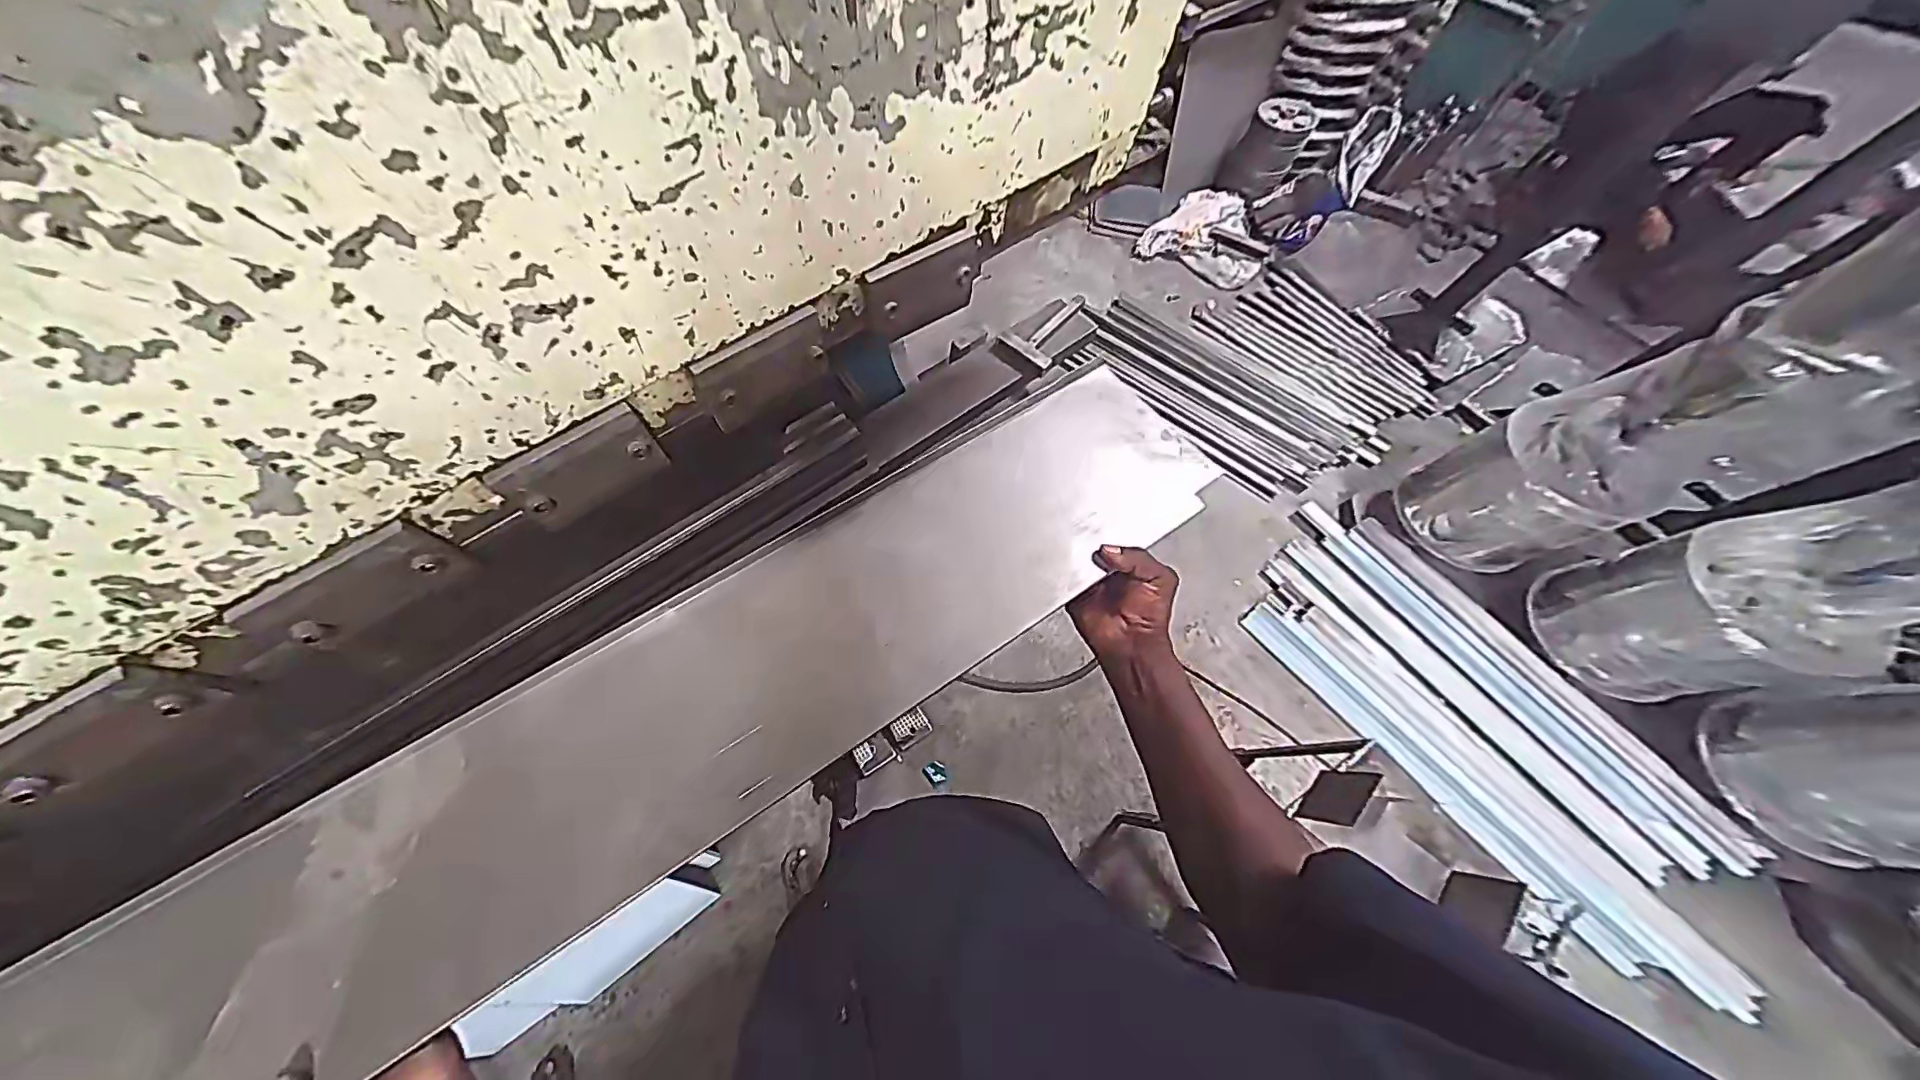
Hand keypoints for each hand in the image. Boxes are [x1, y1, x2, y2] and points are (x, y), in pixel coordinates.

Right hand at [1068, 546, 1177, 663]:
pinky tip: (1078, 579)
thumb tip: (1111, 551)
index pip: (1115, 540)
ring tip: (1091, 571)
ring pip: (1076, 561)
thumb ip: (1140, 559)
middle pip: (1092, 548)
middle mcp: (1107, 570)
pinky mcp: (1073, 593)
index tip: (1108, 540)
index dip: (1111, 537)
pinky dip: (1066, 577)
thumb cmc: (1150, 617)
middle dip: (1092, 547)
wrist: (1132, 645)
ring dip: (1079, 562)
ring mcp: (1089, 581)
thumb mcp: (1162, 579)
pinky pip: (1064, 580)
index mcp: (1128, 562)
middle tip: (1099, 557)